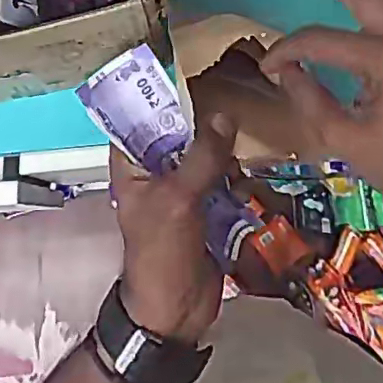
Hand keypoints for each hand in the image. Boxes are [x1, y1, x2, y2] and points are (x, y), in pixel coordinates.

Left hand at [108, 112, 237, 344]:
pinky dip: (235, 173)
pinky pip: (221, 177)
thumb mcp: (178, 199)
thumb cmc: (161, 253)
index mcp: (132, 163)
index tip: (192, 71)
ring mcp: (181, 186)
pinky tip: (250, 169)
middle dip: (204, 120)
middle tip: (232, 95)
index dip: (162, 94)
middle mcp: (154, 168)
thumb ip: (202, 157)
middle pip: (179, 131)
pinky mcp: (206, 204)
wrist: (175, 311)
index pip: (141, 115)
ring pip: (204, 152)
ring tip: (246, 131)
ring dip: (224, 148)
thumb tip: (225, 116)